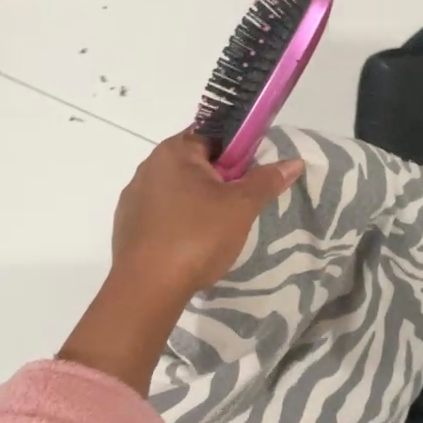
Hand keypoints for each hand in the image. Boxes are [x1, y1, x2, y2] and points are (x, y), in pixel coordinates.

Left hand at [111, 130, 303, 300]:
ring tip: (219, 228)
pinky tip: (193, 243)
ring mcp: (134, 197)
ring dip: (200, 200)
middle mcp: (149, 166)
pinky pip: (163, 213)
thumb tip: (293, 162)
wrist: (148, 287)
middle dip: (221, 178)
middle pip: (196, 162)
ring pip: (179, 189)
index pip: (213, 134)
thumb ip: (266, 181)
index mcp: (175, 152)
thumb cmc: (198, 236)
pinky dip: (181, 221)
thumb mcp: (241, 207)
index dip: (238, 149)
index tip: (253, 173)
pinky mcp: (128, 225)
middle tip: (242, 204)